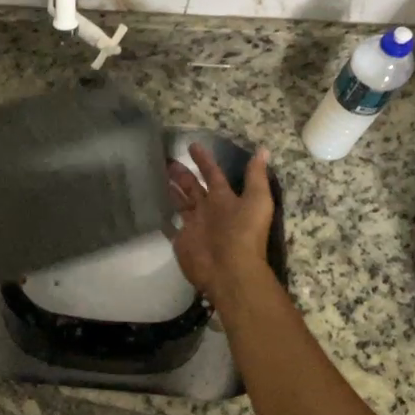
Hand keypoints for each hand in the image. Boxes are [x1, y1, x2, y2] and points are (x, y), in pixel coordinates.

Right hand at [168, 144, 274, 303]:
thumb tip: (264, 150)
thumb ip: (256, 176)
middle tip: (165, 159)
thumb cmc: (243, 233)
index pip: (213, 174)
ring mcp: (194, 224)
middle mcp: (209, 209)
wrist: (229, 269)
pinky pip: (169, 224)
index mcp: (225, 199)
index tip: (192, 145)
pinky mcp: (181, 238)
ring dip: (171, 188)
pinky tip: (150, 204)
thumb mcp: (257, 200)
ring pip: (180, 201)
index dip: (204, 160)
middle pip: (193, 186)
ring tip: (155, 174)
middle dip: (181, 173)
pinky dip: (162, 216)